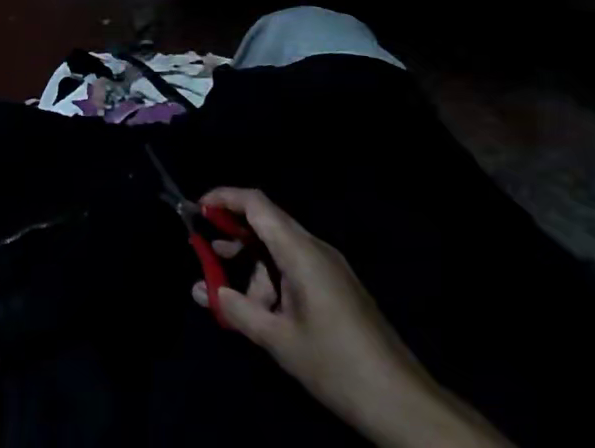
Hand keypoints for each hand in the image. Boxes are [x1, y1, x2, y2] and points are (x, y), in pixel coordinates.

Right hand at [191, 189, 512, 447]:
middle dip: (233, 236)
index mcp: (301, 251)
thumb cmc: (334, 362)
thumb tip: (199, 289)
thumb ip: (236, 309)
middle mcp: (315, 248)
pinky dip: (271, 281)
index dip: (225, 198)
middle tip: (203, 255)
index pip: (257, 204)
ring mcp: (328, 266)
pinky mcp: (334, 284)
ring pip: (279, 250)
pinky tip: (261, 313)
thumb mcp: (277, 339)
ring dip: (252, 269)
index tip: (196, 208)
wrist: (397, 396)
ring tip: (232, 302)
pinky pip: (294, 267)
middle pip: (267, 224)